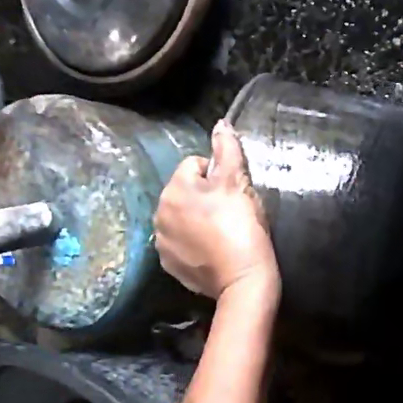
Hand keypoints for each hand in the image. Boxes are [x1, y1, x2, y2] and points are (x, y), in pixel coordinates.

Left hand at [154, 120, 279, 300]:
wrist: (242, 279)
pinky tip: (213, 249)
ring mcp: (162, 241)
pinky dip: (193, 242)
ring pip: (182, 216)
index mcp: (174, 189)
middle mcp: (160, 213)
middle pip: (185, 191)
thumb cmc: (241, 225)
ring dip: (197, 218)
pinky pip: (181, 242)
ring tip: (222, 231)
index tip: (233, 192)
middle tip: (230, 211)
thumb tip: (220, 124)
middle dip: (204, 196)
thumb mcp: (237, 182)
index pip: (194, 165)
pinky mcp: (169, 264)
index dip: (217, 175)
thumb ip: (227, 149)